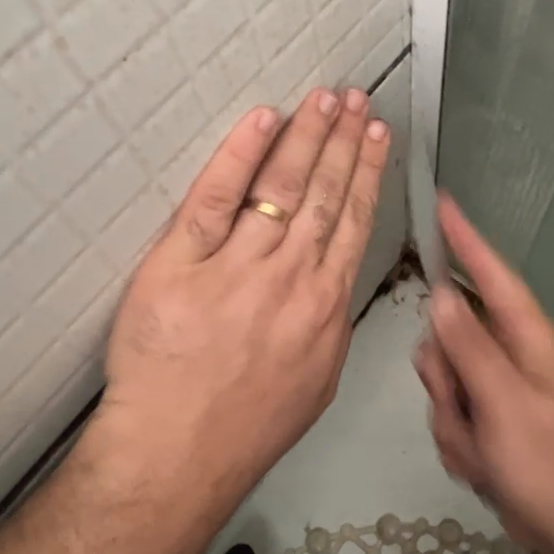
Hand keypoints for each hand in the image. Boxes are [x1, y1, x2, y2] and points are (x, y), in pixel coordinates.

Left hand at [101, 88, 390, 494]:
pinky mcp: (181, 263)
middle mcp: (290, 276)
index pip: (354, 219)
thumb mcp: (317, 378)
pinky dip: (240, 154)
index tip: (378, 135)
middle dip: (344, 139)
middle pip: (326, 192)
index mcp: (325, 303)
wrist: (176, 455)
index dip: (368, 171)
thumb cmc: (248, 426)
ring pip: (283, 186)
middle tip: (357, 98)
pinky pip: (215, 197)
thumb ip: (331, 322)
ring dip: (307, 136)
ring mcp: (237, 266)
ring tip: (324, 99)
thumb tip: (335, 280)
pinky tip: (261, 120)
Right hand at [414, 196, 553, 553]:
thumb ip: (469, 347)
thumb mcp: (503, 402)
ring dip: (454, 419)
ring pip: (445, 380)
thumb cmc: (548, 463)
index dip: (466, 239)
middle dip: (446, 380)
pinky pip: (453, 413)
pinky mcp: (494, 416)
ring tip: (482, 451)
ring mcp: (502, 386)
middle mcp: (514, 352)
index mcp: (528, 337)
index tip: (442, 201)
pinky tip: (485, 465)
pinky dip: (461, 441)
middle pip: (450, 336)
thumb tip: (442, 294)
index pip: (491, 274)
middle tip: (463, 411)